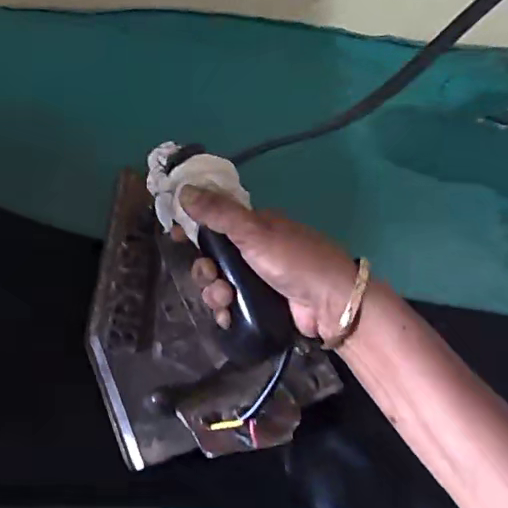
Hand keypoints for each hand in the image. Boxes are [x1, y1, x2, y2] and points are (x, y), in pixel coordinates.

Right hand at [176, 185, 359, 343]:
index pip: (214, 222)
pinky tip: (228, 317)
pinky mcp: (259, 306)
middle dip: (205, 270)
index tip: (176, 237)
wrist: (331, 303)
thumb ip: (218, 213)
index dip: (194, 229)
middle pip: (211, 258)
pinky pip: (230, 307)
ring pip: (218, 284)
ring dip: (214, 293)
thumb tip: (183, 190)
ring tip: (225, 300)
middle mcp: (253, 251)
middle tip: (211, 276)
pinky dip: (225, 312)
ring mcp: (257, 280)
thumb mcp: (254, 231)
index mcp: (254, 226)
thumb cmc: (293, 260)